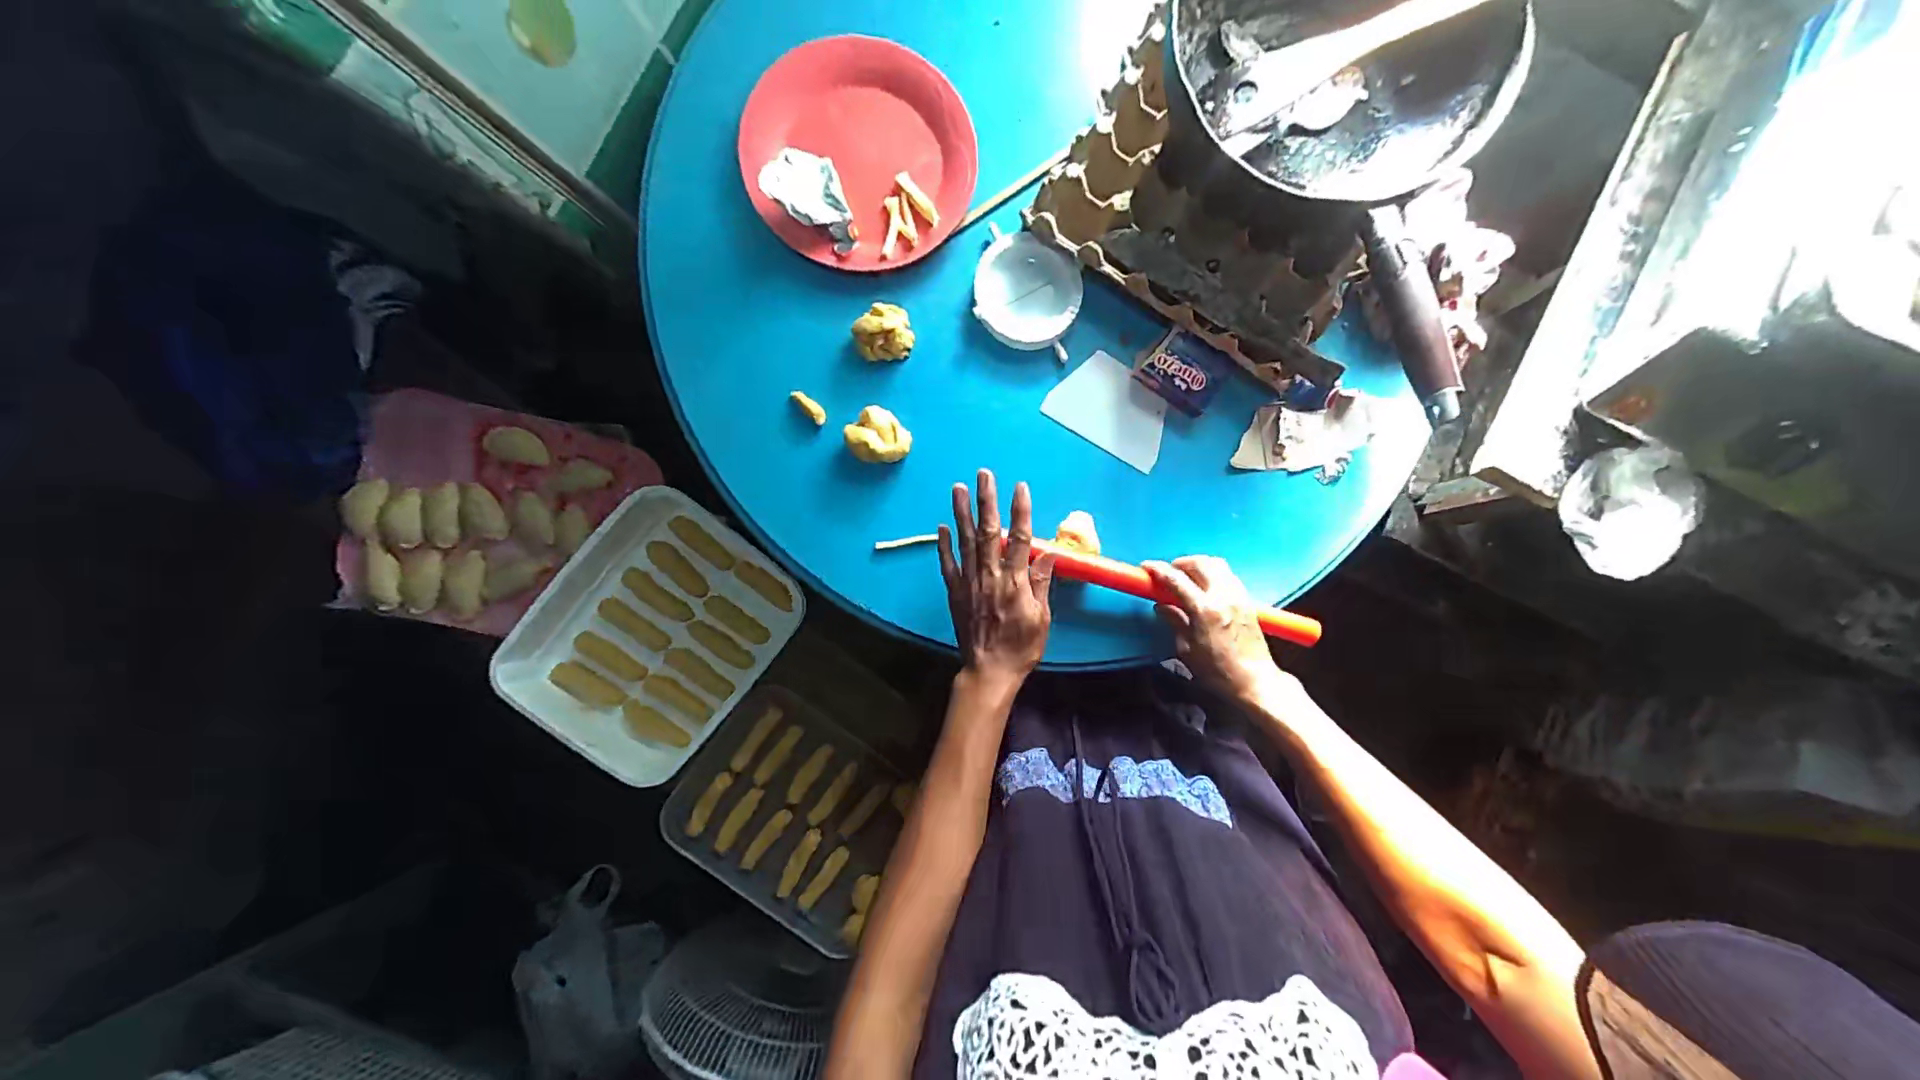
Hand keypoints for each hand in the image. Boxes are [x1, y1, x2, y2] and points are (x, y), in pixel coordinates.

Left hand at [938, 470, 1055, 686]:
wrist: (989, 671)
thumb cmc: (1021, 647)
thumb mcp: (1042, 618)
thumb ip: (1041, 584)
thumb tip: (1047, 554)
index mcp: (1016, 581)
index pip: (1021, 538)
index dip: (1020, 511)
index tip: (1020, 487)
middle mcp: (991, 575)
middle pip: (989, 531)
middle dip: (987, 501)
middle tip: (983, 474)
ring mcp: (970, 582)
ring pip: (965, 541)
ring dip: (962, 513)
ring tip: (958, 488)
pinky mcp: (955, 593)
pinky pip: (947, 564)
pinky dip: (944, 545)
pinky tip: (942, 526)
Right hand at [1144, 556, 1295, 703]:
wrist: (1254, 682)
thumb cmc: (1217, 672)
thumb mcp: (1187, 649)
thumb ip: (1175, 622)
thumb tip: (1162, 606)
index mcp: (1205, 609)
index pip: (1177, 579)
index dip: (1158, 570)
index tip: (1146, 567)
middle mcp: (1224, 597)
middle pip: (1200, 563)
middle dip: (1180, 563)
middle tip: (1168, 573)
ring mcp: (1238, 597)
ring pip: (1217, 564)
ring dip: (1199, 565)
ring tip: (1187, 577)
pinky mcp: (1248, 601)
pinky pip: (1228, 576)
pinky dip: (1213, 574)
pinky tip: (1206, 587)